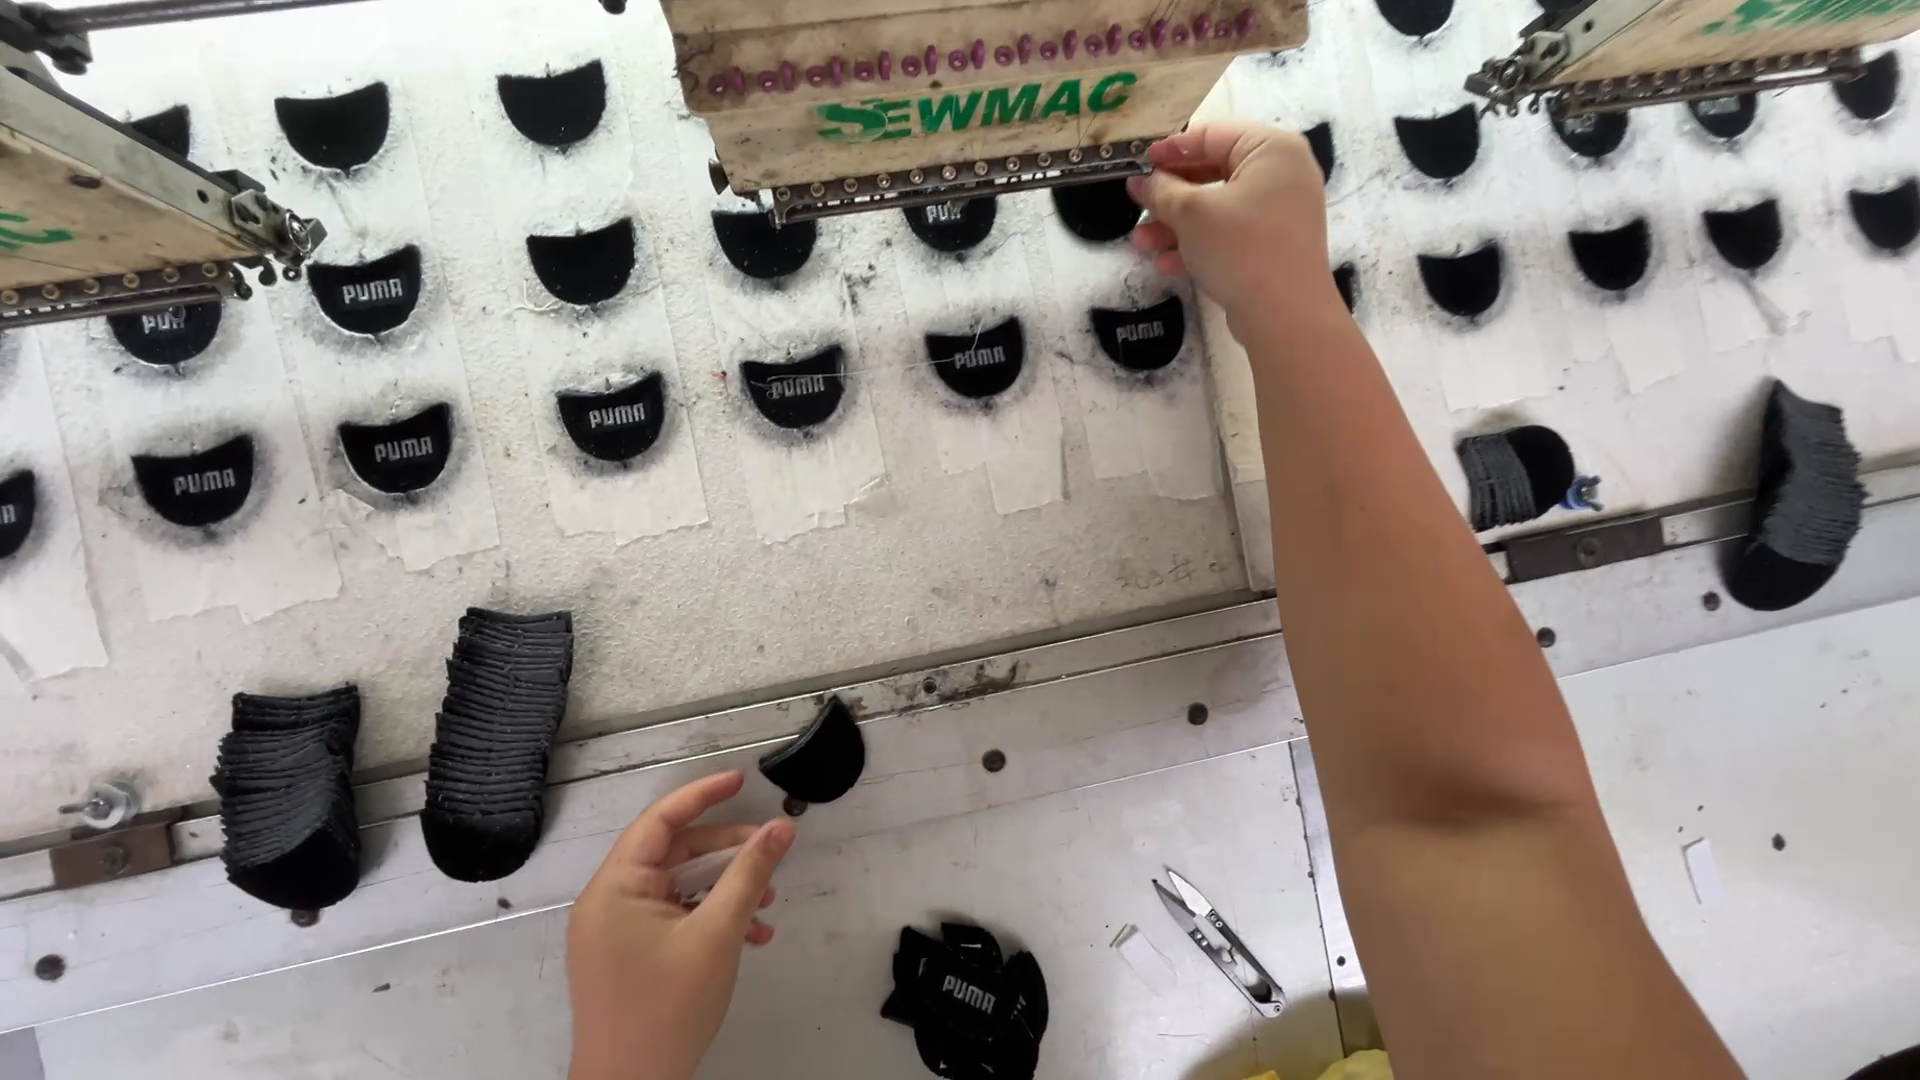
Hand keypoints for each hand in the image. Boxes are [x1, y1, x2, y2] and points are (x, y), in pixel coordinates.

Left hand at [567, 771, 796, 1079]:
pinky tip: (752, 935)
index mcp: (615, 888)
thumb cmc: (667, 1008)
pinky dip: (711, 917)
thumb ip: (750, 873)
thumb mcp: (718, 933)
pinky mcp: (629, 956)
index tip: (740, 779)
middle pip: (674, 853)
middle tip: (770, 851)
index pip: (659, 820)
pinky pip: (674, 917)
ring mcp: (617, 931)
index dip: (702, 795)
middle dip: (726, 851)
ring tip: (767, 901)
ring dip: (725, 888)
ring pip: (679, 886)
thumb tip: (782, 828)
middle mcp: (609, 902)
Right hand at [1126, 123, 1339, 336]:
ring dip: (1176, 226)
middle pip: (1213, 174)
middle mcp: (1281, 175)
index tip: (1139, 161)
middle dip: (1170, 195)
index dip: (1171, 148)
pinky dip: (1198, 245)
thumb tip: (1140, 181)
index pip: (1212, 135)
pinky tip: (1165, 263)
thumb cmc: (1241, 249)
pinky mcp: (1272, 247)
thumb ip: (1162, 192)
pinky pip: (1229, 235)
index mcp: (1271, 149)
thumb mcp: (1192, 214)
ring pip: (1217, 210)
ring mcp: (1279, 213)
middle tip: (1136, 204)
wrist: (1285, 314)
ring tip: (1140, 244)